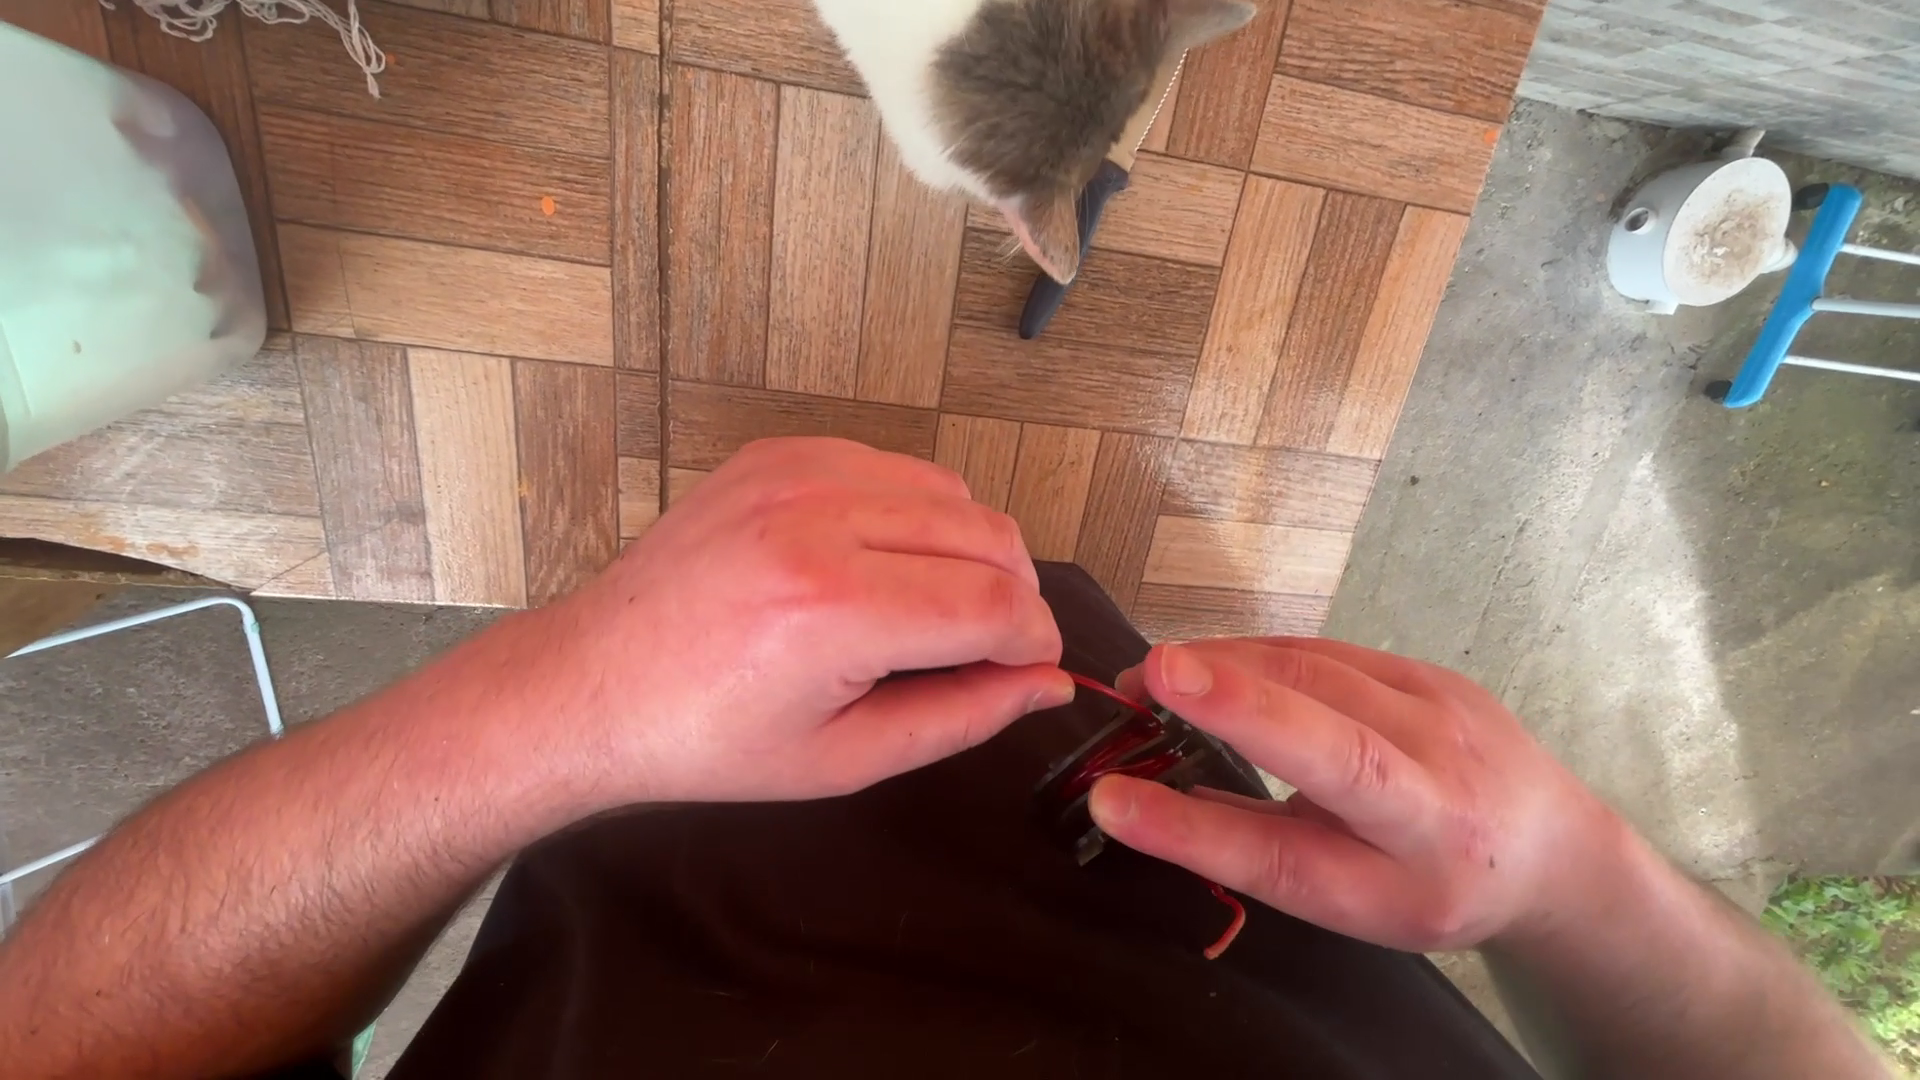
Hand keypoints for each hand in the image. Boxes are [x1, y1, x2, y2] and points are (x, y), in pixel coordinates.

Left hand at [528, 437, 1071, 806]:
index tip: (1034, 667)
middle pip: (990, 535)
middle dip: (1017, 596)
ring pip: (953, 493)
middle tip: (991, 645)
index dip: (1036, 641)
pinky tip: (887, 559)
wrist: (594, 682)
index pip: (995, 605)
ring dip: (973, 551)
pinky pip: (898, 469)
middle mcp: (820, 517)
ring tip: (937, 603)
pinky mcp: (782, 452)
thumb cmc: (713, 739)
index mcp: (834, 608)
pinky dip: (920, 514)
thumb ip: (963, 715)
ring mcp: (798, 470)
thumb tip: (1047, 682)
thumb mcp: (848, 756)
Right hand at [1087, 639, 1625, 951]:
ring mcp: (1440, 706)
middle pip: (1320, 724)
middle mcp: (1441, 776)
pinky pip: (1317, 650)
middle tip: (1139, 680)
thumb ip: (1243, 847)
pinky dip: (1251, 656)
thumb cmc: (1427, 887)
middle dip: (1227, 694)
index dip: (1208, 793)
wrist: (1549, 847)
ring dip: (1222, 665)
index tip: (1124, 765)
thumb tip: (1133, 802)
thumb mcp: (1342, 899)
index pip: (1301, 822)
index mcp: (1416, 856)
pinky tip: (1214, 667)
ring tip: (1159, 677)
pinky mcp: (1424, 666)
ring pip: (1310, 668)